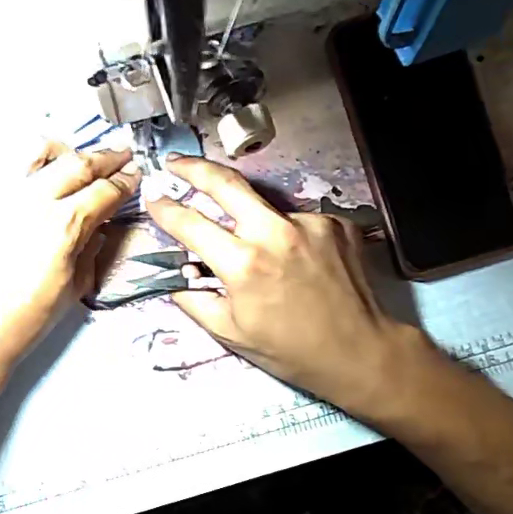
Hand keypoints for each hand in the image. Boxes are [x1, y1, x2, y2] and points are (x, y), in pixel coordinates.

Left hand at [0, 141, 139, 405]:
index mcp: (63, 225)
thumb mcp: (73, 287)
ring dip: (64, 149)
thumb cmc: (24, 319)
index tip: (136, 175)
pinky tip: (34, 170)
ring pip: (36, 149)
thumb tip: (100, 226)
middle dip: (105, 156)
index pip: (104, 191)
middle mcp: (31, 199)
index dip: (126, 181)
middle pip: (77, 162)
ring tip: (74, 155)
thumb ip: (91, 249)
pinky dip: (25, 160)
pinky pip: (1, 162)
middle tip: (121, 154)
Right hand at [144, 156, 448, 416]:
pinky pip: (300, 220)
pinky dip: (291, 235)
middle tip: (176, 163)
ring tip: (265, 256)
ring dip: (255, 220)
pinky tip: (299, 262)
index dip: (165, 209)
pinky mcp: (336, 223)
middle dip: (194, 167)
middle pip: (226, 183)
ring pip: (267, 207)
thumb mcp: (232, 334)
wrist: (358, 351)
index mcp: (243, 263)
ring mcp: (310, 223)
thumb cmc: (291, 351)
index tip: (154, 198)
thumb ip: (195, 300)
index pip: (190, 223)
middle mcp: (275, 232)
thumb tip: (176, 276)